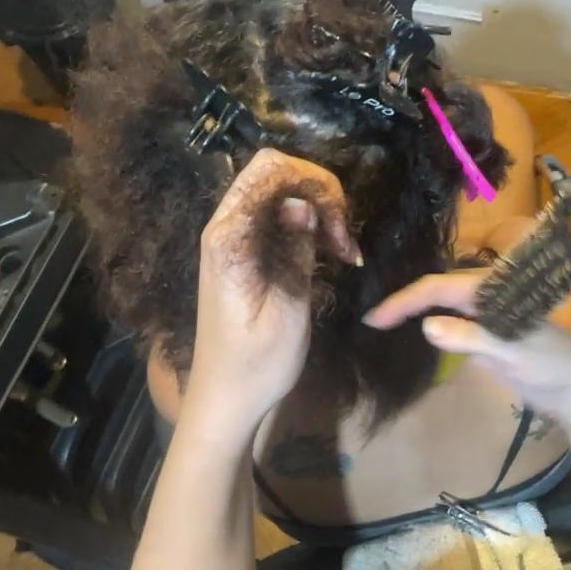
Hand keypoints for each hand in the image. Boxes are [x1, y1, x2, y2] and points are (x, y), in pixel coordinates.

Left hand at [186, 149, 357, 431]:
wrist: (226, 399)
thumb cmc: (257, 364)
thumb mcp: (287, 309)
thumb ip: (295, 250)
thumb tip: (304, 206)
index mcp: (231, 237)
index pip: (271, 170)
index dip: (315, 183)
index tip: (341, 227)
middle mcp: (226, 228)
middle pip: (275, 174)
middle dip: (320, 194)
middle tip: (344, 242)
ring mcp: (233, 240)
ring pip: (280, 194)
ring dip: (318, 212)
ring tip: (343, 253)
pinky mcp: (244, 254)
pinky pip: (277, 219)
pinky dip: (308, 227)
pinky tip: (329, 256)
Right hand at [364, 269, 570, 422]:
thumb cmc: (555, 364)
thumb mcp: (514, 351)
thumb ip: (473, 338)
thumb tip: (427, 326)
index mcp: (492, 290)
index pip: (437, 289)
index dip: (403, 301)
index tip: (373, 318)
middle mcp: (486, 299)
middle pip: (436, 292)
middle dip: (404, 301)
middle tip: (370, 319)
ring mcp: (487, 318)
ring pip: (442, 308)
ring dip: (414, 312)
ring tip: (382, 323)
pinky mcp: (488, 338)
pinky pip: (454, 328)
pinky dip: (432, 329)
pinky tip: (414, 336)